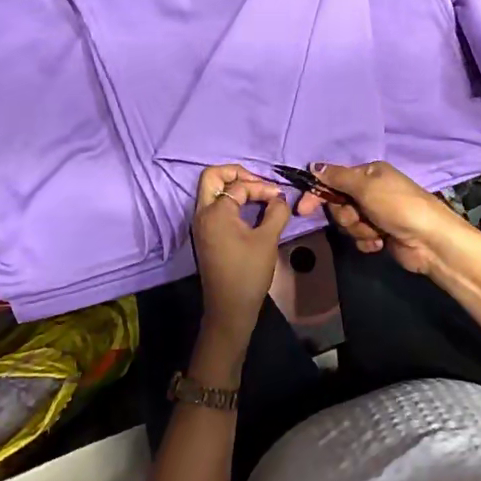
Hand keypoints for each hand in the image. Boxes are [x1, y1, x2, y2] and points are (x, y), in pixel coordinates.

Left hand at [190, 164, 291, 349]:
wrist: (229, 307)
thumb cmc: (248, 272)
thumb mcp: (267, 239)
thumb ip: (276, 212)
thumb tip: (280, 198)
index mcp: (215, 212)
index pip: (238, 186)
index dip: (261, 187)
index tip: (279, 197)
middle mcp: (201, 213)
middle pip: (212, 177)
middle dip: (236, 174)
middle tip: (258, 182)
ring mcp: (200, 224)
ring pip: (210, 191)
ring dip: (232, 187)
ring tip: (257, 194)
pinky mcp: (203, 234)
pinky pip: (212, 206)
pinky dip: (229, 200)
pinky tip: (248, 209)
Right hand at [295, 160, 467, 274]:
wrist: (430, 240)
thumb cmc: (398, 206)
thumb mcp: (365, 186)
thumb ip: (337, 177)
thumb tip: (313, 165)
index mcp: (369, 174)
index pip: (333, 180)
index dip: (317, 194)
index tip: (303, 209)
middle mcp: (371, 191)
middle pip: (338, 203)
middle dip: (346, 215)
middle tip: (359, 218)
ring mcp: (376, 214)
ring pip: (348, 223)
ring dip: (358, 229)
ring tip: (376, 232)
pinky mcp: (380, 234)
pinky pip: (359, 238)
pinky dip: (367, 241)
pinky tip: (381, 242)